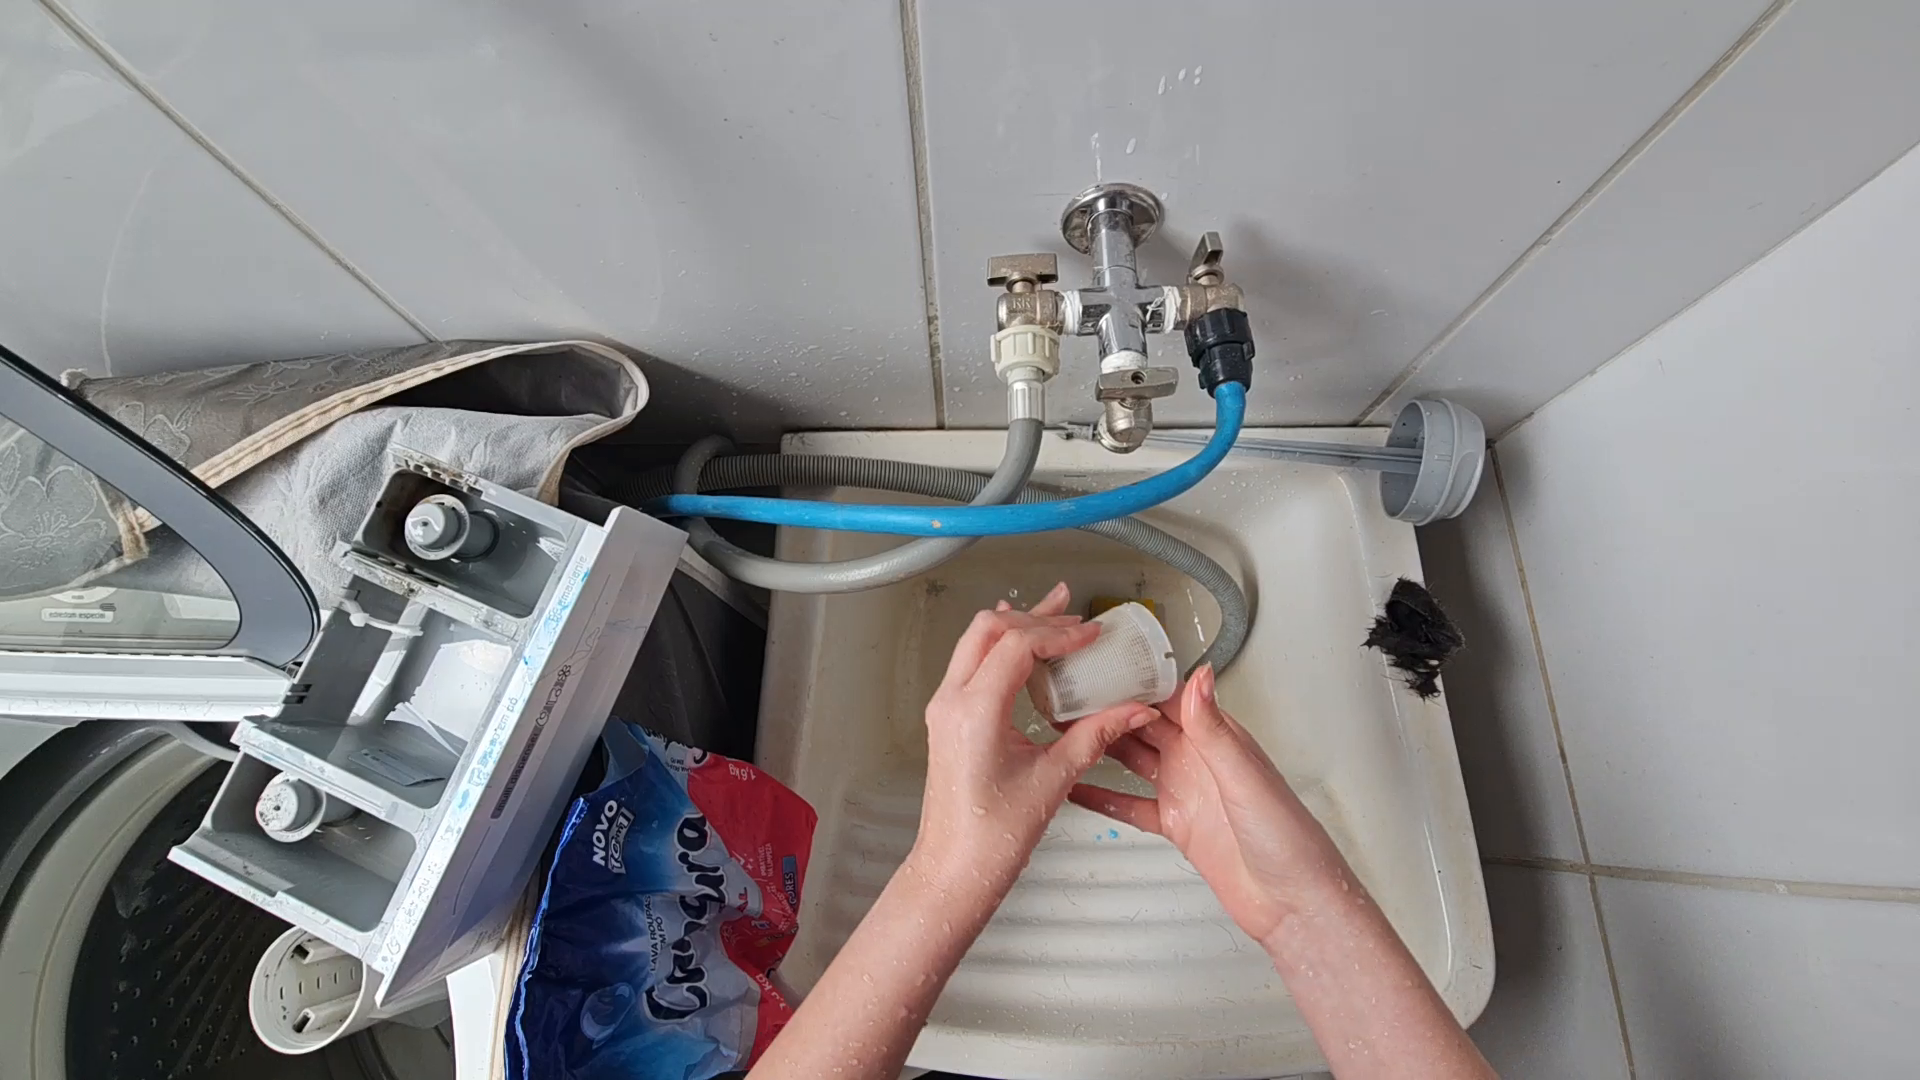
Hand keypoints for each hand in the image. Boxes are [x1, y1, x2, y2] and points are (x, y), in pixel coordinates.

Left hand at [911, 583, 1157, 897]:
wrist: (953, 870)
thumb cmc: (990, 838)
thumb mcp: (1054, 781)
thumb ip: (1095, 735)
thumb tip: (1132, 710)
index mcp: (975, 712)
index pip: (1017, 645)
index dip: (1059, 633)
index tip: (1091, 634)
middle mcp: (952, 701)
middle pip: (990, 629)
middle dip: (1035, 616)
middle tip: (1074, 614)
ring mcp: (945, 707)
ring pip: (976, 640)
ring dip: (1016, 624)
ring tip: (1053, 613)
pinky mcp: (949, 716)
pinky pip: (970, 662)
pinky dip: (999, 645)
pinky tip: (1021, 642)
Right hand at [1067, 664, 1347, 949]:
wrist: (1294, 906)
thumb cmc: (1289, 839)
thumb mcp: (1244, 777)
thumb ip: (1214, 729)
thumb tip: (1199, 676)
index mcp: (1216, 738)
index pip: (1167, 699)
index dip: (1134, 683)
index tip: (1101, 669)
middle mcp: (1196, 759)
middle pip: (1142, 726)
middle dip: (1108, 711)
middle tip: (1069, 699)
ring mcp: (1183, 790)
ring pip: (1131, 759)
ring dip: (1101, 747)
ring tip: (1066, 733)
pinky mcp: (1175, 823)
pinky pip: (1129, 806)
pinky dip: (1102, 797)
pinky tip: (1077, 789)